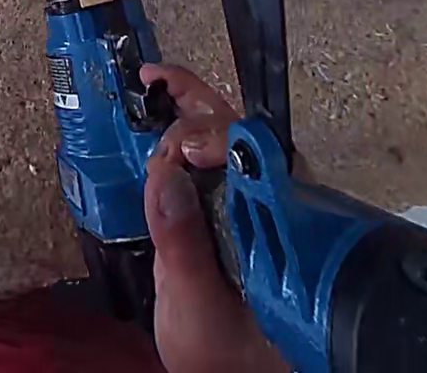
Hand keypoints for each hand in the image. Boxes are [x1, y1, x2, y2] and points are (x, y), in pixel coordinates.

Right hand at [140, 64, 287, 372]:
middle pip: (237, 126)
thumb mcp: (196, 306)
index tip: (176, 150)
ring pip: (223, 125)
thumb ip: (182, 244)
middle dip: (191, 107)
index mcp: (275, 218)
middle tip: (151, 95)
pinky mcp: (229, 192)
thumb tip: (164, 173)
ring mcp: (250, 190)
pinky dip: (179, 119)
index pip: (253, 152)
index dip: (213, 136)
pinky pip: (206, 143)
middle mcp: (269, 193)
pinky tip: (156, 111)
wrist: (229, 370)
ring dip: (186, 101)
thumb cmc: (224, 351)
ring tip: (153, 84)